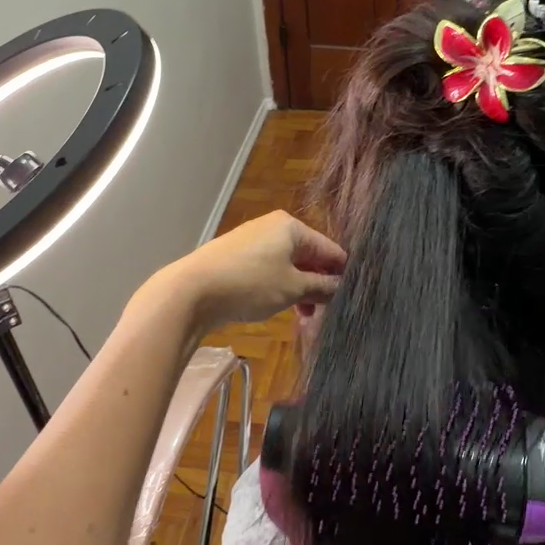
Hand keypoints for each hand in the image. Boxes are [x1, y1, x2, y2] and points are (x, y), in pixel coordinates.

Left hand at [159, 211, 344, 330]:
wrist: (192, 290)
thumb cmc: (251, 284)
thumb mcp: (293, 288)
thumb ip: (322, 287)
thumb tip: (342, 287)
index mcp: (291, 226)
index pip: (330, 249)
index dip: (342, 273)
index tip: (352, 298)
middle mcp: (273, 228)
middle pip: (308, 257)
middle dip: (319, 284)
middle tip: (328, 313)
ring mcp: (253, 241)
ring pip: (289, 266)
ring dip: (301, 290)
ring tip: (306, 317)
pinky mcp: (237, 258)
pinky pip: (269, 271)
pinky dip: (280, 288)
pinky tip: (283, 309)